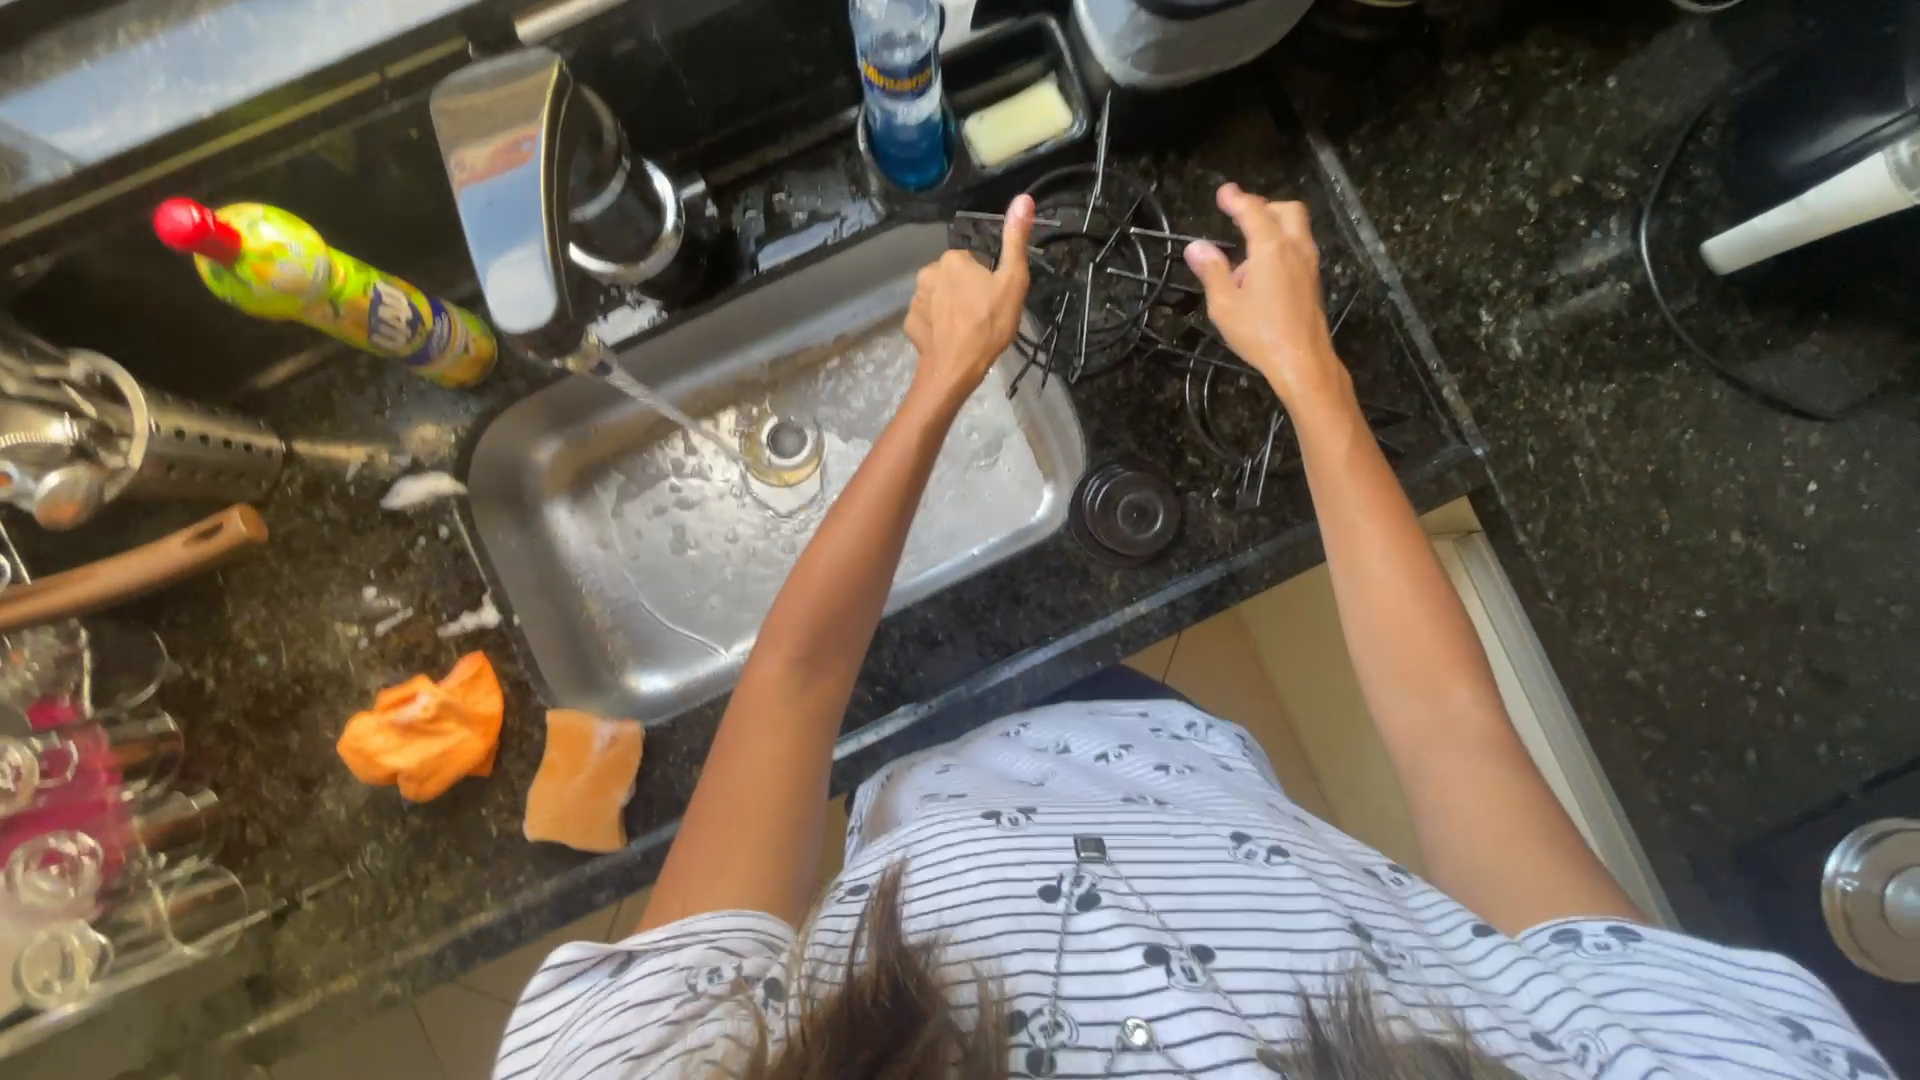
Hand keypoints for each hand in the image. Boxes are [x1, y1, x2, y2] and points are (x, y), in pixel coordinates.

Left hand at [904, 194, 1035, 409]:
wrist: (955, 369)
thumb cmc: (988, 325)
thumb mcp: (1012, 282)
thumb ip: (1015, 240)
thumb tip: (1023, 199)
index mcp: (953, 259)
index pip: (972, 261)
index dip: (986, 280)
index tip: (993, 299)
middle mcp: (928, 272)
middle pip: (954, 278)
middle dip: (966, 293)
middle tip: (982, 317)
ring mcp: (915, 299)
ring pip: (939, 297)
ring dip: (951, 308)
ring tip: (967, 330)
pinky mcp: (910, 323)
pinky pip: (927, 318)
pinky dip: (937, 326)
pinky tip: (950, 339)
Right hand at [1184, 183, 1352, 412]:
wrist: (1301, 360)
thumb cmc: (1259, 333)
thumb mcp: (1224, 305)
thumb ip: (1212, 271)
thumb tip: (1196, 247)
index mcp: (1271, 249)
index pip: (1253, 212)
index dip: (1237, 199)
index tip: (1224, 192)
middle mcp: (1295, 248)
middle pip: (1285, 210)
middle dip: (1263, 207)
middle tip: (1240, 217)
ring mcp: (1309, 264)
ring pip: (1296, 228)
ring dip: (1273, 226)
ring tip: (1246, 253)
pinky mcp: (1313, 280)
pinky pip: (1298, 248)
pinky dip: (1281, 245)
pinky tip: (1262, 273)